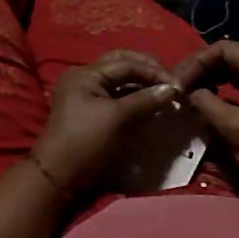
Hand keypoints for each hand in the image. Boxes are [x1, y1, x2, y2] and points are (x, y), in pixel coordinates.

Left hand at [31, 51, 179, 194]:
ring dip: (141, 84)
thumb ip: (145, 100)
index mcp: (85, 74)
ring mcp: (84, 93)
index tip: (179, 86)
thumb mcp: (118, 118)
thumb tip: (171, 88)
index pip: (126, 63)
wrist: (59, 173)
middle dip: (147, 71)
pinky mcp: (89, 109)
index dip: (154, 72)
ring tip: (164, 93)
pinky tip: (150, 103)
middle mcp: (83, 77)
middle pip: (121, 65)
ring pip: (118, 80)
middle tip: (171, 82)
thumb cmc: (86, 141)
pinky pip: (114, 94)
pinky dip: (133, 96)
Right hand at [174, 41, 238, 200]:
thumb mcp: (237, 128)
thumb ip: (206, 104)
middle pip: (228, 57)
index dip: (195, 63)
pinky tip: (206, 103)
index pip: (224, 49)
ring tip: (187, 95)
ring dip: (209, 80)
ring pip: (233, 70)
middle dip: (200, 71)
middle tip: (177, 89)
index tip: (176, 84)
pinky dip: (222, 91)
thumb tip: (185, 93)